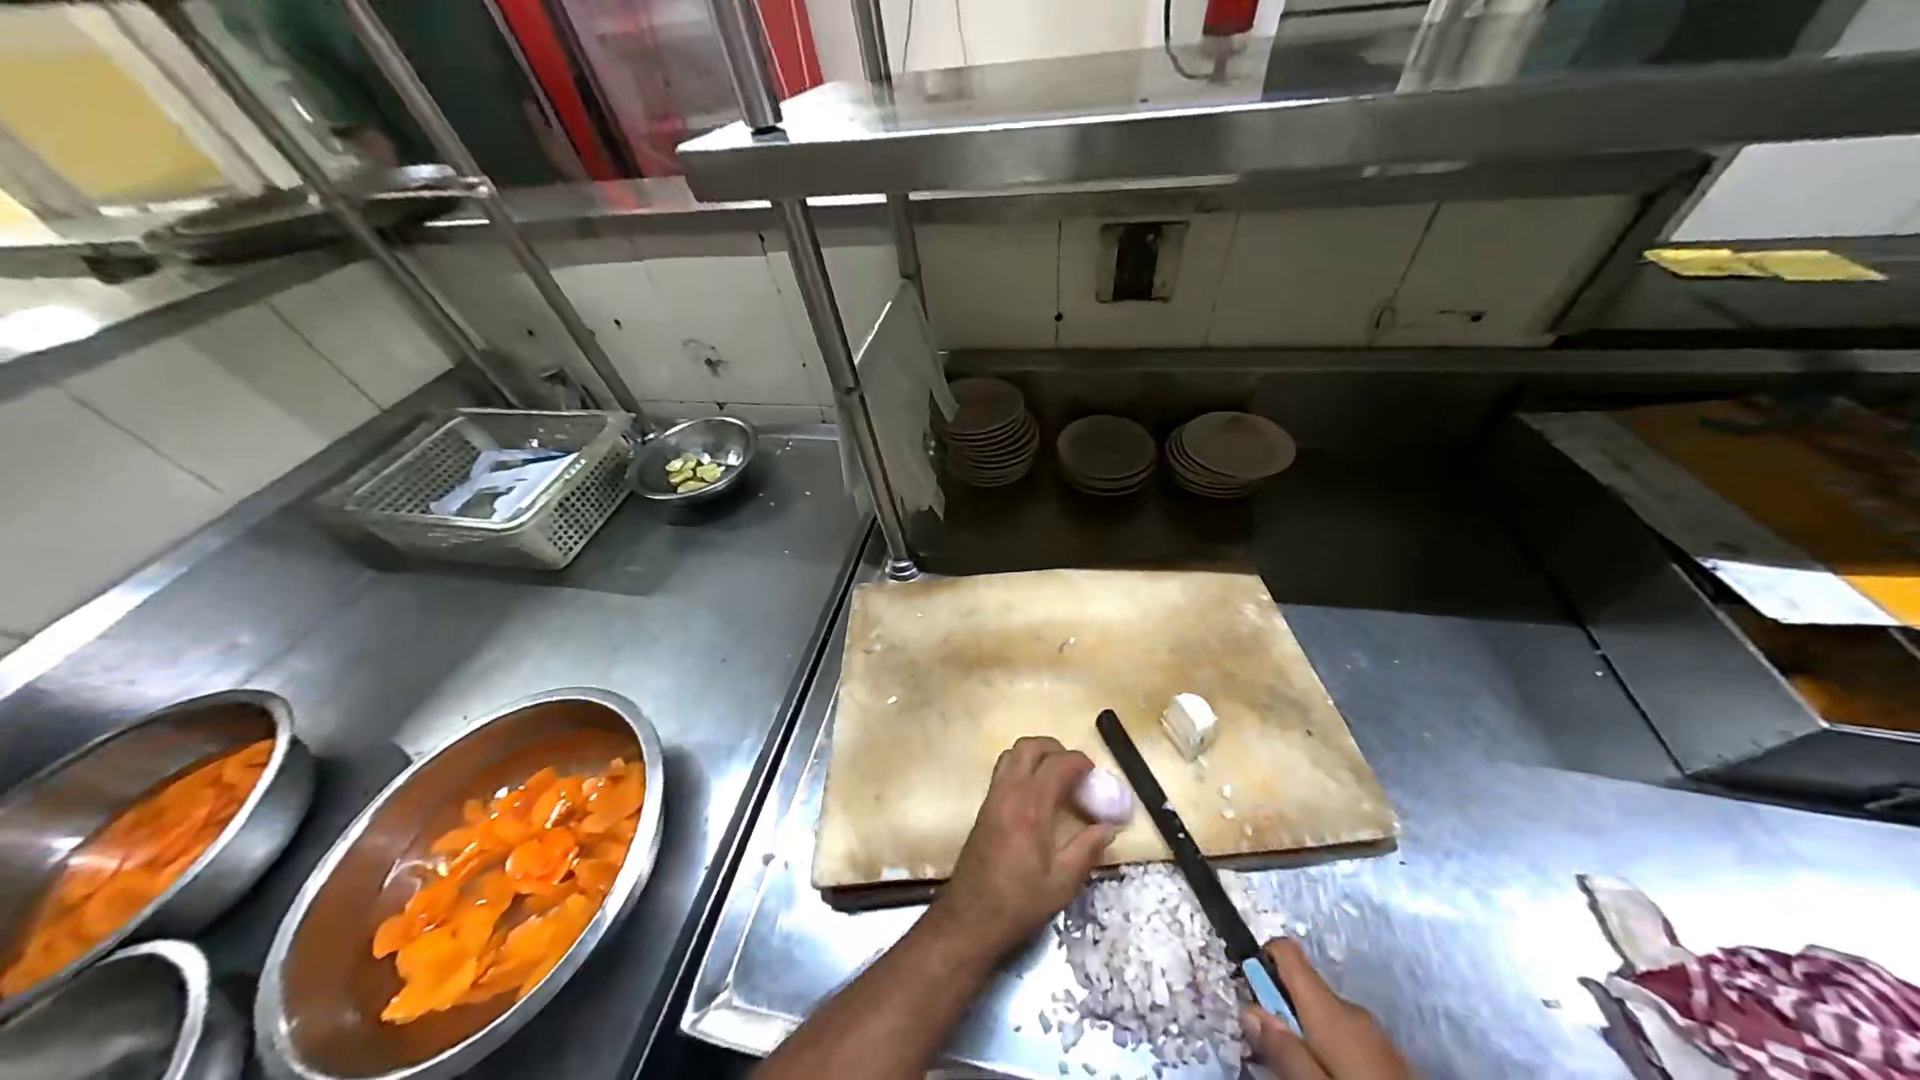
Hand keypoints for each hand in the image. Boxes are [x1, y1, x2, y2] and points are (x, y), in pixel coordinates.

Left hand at [928, 737, 1113, 957]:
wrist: (970, 917)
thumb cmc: (1019, 902)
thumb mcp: (1063, 883)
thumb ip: (1087, 849)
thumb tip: (1108, 827)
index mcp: (1030, 808)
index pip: (1056, 764)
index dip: (1079, 762)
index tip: (1094, 774)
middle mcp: (1008, 793)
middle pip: (1029, 747)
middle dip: (1056, 749)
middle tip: (1075, 771)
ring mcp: (992, 798)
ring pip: (1012, 755)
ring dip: (1036, 756)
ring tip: (1057, 779)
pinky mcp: (984, 807)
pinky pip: (1003, 771)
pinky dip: (1023, 769)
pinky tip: (1038, 796)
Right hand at [1241, 938, 1414, 1079]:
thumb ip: (1282, 1049)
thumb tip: (1247, 1008)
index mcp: (1330, 1009)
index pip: (1286, 951)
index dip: (1260, 960)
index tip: (1247, 992)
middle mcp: (1351, 1009)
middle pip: (1299, 989)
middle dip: (1278, 1012)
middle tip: (1269, 1054)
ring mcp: (1372, 1031)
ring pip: (1319, 1014)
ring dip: (1301, 1033)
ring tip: (1298, 1073)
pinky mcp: (1385, 1052)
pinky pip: (1341, 1033)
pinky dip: (1323, 1047)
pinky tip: (1327, 1077)